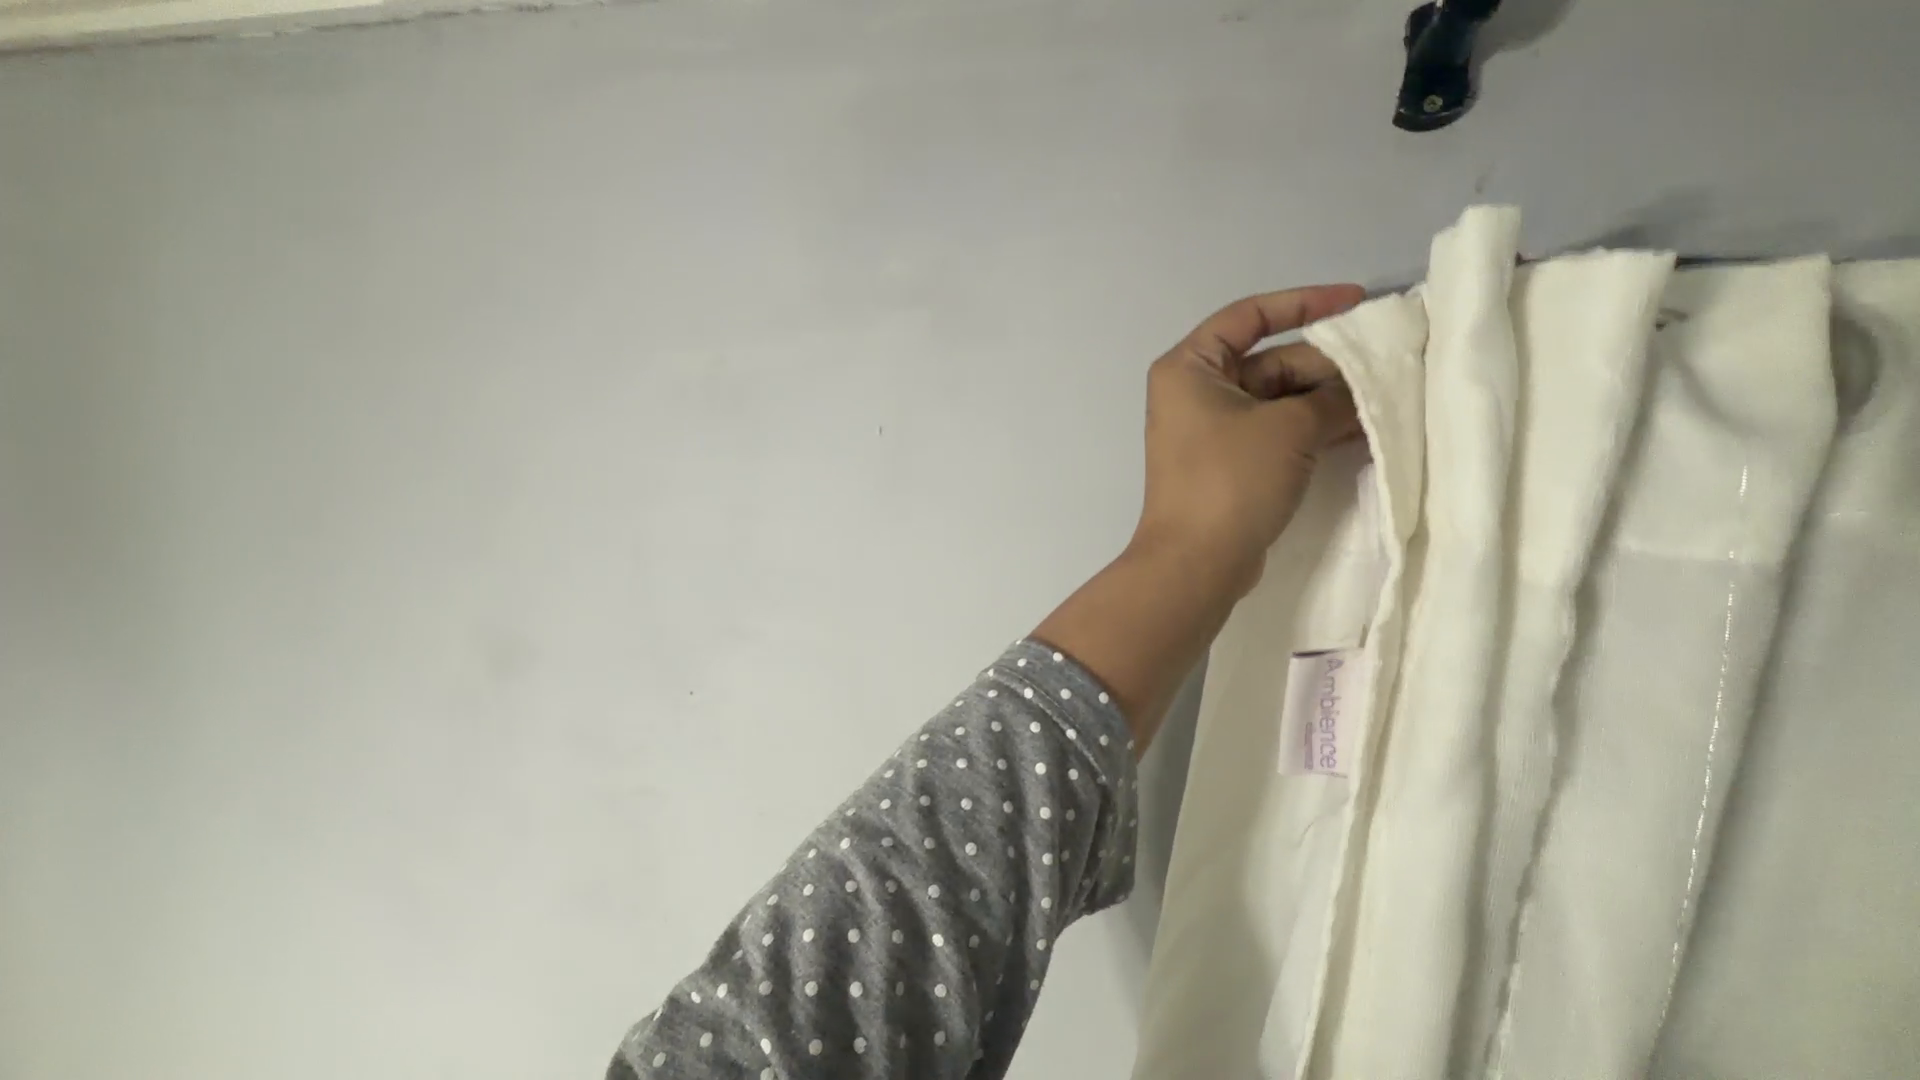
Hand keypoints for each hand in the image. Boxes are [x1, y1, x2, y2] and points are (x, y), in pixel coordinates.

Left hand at [1034, 284, 1367, 751]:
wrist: (1197, 562)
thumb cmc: (1231, 480)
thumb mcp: (1289, 428)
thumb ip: (1330, 397)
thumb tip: (1359, 389)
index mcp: (1190, 366)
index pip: (1250, 316)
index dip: (1305, 303)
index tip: (1357, 302)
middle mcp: (1195, 392)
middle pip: (1271, 361)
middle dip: (1326, 367)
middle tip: (1387, 371)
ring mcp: (1210, 430)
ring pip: (1278, 399)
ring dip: (1326, 401)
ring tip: (1385, 401)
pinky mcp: (1228, 463)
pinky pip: (1276, 431)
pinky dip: (1312, 429)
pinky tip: (1362, 430)